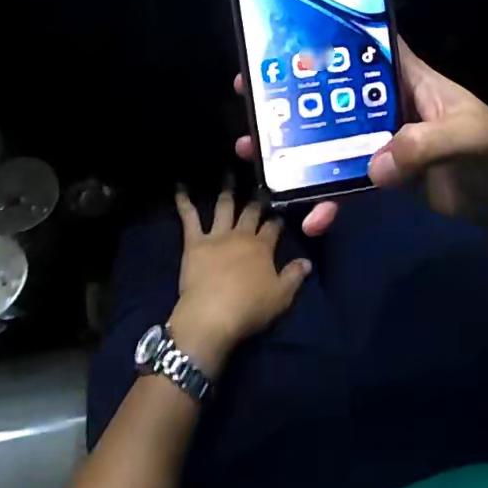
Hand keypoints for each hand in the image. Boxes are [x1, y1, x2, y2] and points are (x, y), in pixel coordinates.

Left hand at [168, 186, 310, 376]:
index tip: (279, 214)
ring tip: (227, 174)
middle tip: (258, 188)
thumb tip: (307, 262)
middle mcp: (240, 235)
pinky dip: (183, 201)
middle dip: (255, 200)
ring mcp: (216, 235)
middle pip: (250, 213)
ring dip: (226, 190)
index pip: (272, 228)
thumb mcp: (281, 297)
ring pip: (224, 207)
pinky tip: (180, 186)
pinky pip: (189, 217)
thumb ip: (295, 276)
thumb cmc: (250, 308)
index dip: (276, 220)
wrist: (213, 313)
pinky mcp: (194, 241)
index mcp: (262, 247)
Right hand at [234, 38, 487, 241]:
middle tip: (247, 94)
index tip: (280, 41)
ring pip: (325, 138)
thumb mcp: (472, 139)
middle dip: (288, 95)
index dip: (324, 41)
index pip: (362, 48)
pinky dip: (327, 200)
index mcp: (406, 78)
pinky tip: (310, 217)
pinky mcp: (379, 173)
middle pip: (328, 93)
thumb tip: (374, 165)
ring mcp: (378, 139)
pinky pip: (344, 182)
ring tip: (251, 149)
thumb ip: (427, 144)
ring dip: (290, 147)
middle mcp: (384, 103)